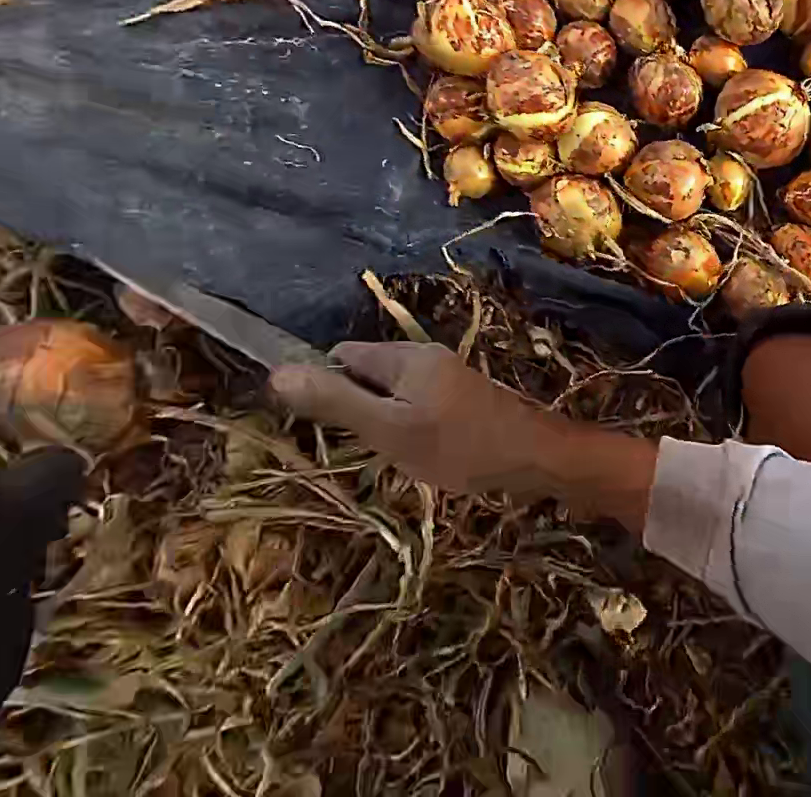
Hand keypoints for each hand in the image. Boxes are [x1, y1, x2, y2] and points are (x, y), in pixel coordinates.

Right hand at [271, 342, 656, 528]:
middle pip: (369, 371)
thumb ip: (336, 401)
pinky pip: (420, 402)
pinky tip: (420, 452)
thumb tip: (277, 372)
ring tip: (392, 453)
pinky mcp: (464, 396)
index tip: (319, 424)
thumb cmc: (457, 445)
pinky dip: (409, 424)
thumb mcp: (388, 428)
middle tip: (362, 445)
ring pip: (394, 390)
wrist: (533, 456)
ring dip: (383, 419)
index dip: (322, 384)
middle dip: (356, 405)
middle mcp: (426, 356)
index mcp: (405, 356)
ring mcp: (449, 375)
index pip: (343, 355)